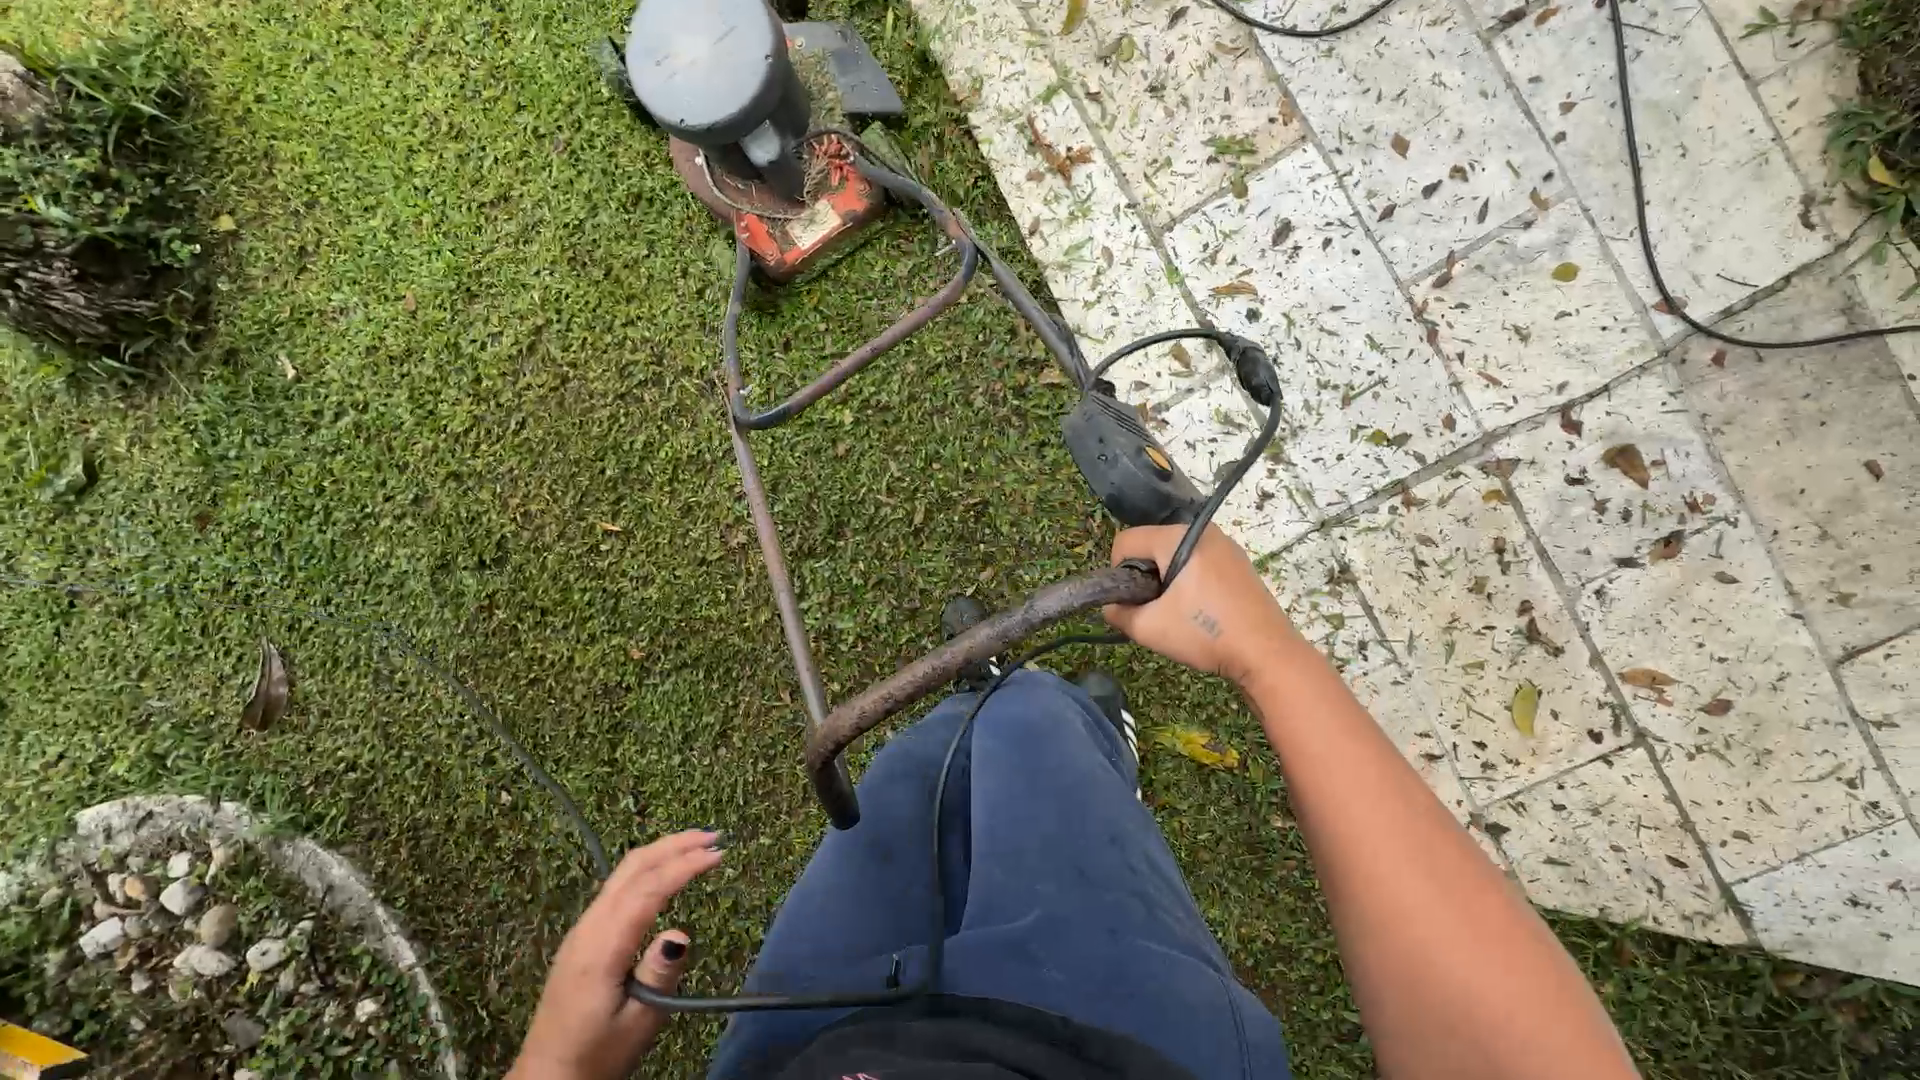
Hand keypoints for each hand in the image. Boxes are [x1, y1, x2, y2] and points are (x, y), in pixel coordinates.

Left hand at [507, 831, 724, 1079]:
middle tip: (715, 835)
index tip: (719, 853)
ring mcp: (582, 928)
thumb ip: (659, 977)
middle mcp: (588, 928)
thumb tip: (681, 934)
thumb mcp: (637, 1024)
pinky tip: (666, 869)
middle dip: (674, 844)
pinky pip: (617, 885)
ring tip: (697, 843)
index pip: (647, 890)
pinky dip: (648, 866)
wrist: (547, 1077)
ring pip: (623, 872)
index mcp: (601, 949)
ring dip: (662, 850)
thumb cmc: (598, 1054)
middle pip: (632, 868)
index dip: (684, 866)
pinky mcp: (583, 935)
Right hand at [1104, 524, 1296, 687]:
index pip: (1126, 541)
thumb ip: (1117, 613)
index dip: (1118, 572)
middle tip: (1155, 609)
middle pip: (1151, 545)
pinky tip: (1199, 608)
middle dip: (1144, 575)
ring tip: (1178, 611)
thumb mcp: (1148, 629)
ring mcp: (1224, 544)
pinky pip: (1197, 561)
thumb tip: (1110, 606)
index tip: (1132, 600)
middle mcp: (1201, 531)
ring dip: (1166, 579)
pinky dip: (1188, 580)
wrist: (1267, 653)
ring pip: (1174, 554)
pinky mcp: (1237, 561)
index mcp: (1177, 538)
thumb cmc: (1204, 634)